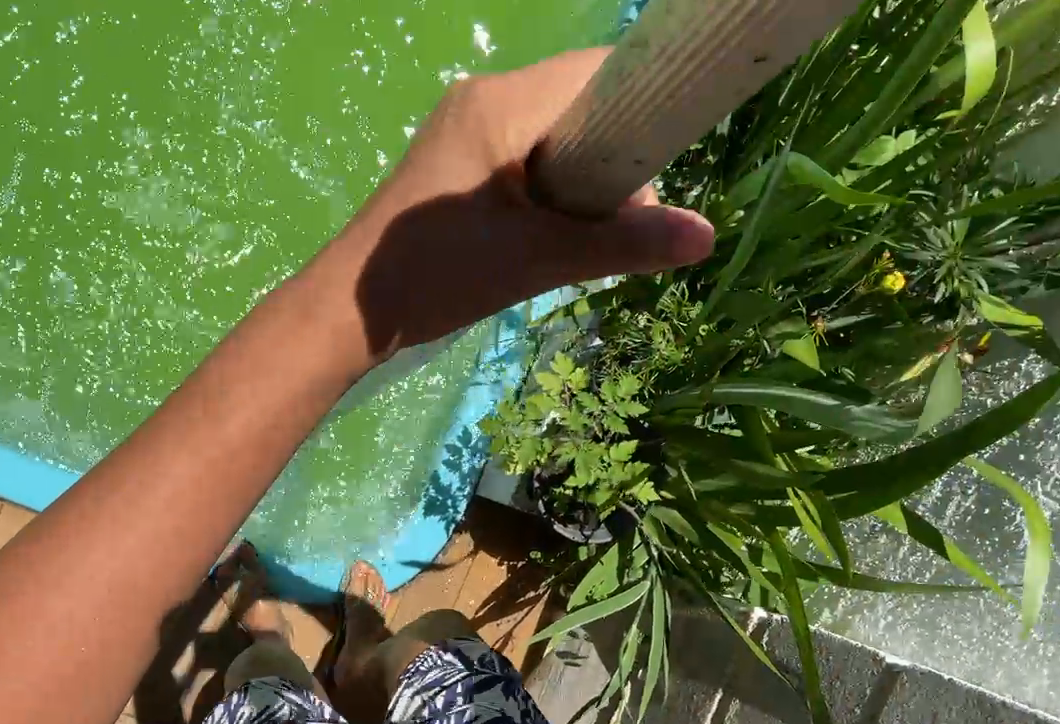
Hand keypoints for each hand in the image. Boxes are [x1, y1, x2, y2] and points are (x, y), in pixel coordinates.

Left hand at [313, 47, 715, 359]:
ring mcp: (462, 132)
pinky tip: (546, 238)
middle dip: (610, 163)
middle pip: (577, 107)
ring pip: (550, 139)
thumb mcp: (536, 259)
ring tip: (581, 238)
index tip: (658, 172)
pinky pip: (519, 162)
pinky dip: (545, 194)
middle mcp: (482, 100)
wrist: (351, 312)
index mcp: (502, 103)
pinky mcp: (451, 167)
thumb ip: (621, 243)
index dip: (643, 113)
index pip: (600, 74)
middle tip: (618, 223)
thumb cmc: (440, 275)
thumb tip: (707, 237)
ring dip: (577, 185)